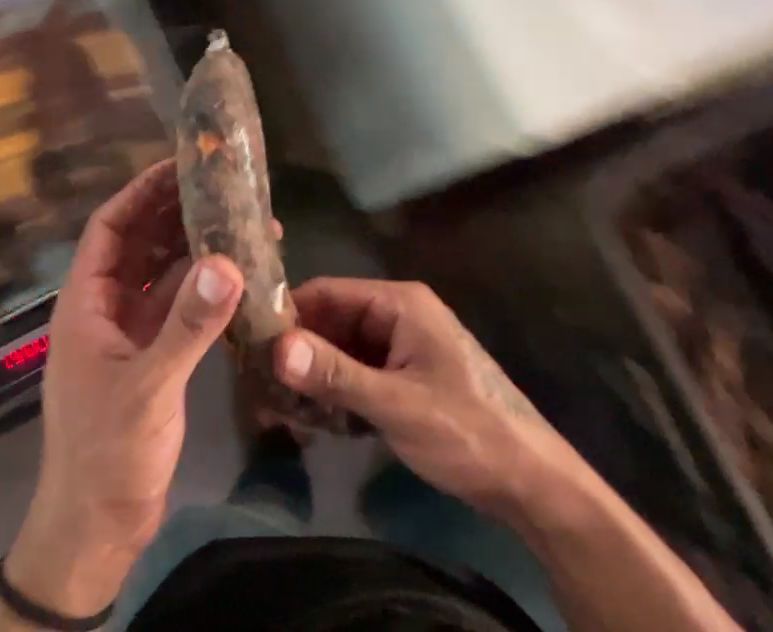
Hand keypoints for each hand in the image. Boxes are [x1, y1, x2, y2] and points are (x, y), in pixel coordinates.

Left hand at [5, 161, 243, 615]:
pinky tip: (240, 279)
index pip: (109, 229)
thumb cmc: (108, 450)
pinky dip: (205, 292)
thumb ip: (188, 325)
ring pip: (162, 277)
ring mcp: (128, 336)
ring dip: (196, 251)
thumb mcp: (148, 385)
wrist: (97, 522)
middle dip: (174, 214)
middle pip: (138, 245)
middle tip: (222, 187)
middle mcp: (104, 310)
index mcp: (85, 304)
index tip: (180, 165)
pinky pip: (178, 312)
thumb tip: (228, 261)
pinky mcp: (152, 360)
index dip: (141, 193)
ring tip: (243, 224)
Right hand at [273, 279, 584, 521]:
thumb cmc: (466, 431)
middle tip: (250, 382)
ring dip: (310, 375)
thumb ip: (336, 375)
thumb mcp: (396, 403)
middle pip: (330, 321)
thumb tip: (275, 347)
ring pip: (339, 352)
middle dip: (294, 350)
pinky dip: (332, 394)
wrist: (528, 481)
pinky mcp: (402, 381)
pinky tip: (306, 419)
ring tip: (268, 404)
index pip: (328, 292)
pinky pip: (355, 376)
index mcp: (401, 305)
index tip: (244, 341)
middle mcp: (398, 317)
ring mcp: (401, 350)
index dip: (287, 312)